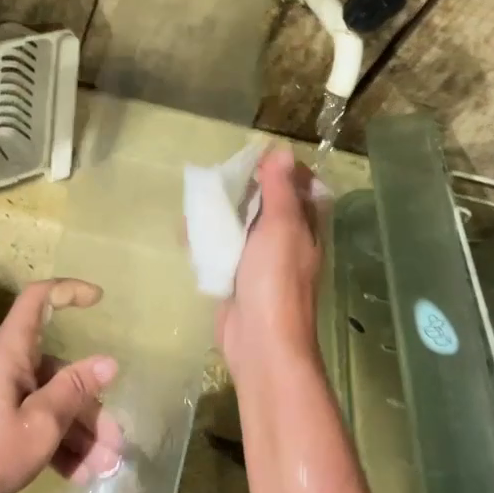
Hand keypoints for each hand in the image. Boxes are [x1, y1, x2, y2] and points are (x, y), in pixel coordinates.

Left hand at [0, 279, 124, 492]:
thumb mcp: (42, 423)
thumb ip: (74, 390)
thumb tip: (108, 362)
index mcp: (10, 353)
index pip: (37, 301)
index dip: (68, 292)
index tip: (99, 301)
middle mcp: (7, 367)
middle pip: (58, 370)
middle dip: (90, 404)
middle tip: (117, 443)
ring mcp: (4, 396)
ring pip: (53, 402)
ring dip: (81, 433)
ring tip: (106, 468)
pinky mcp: (0, 422)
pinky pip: (38, 422)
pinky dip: (60, 444)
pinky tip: (82, 476)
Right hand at [218, 147, 328, 381]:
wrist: (260, 341)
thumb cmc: (275, 281)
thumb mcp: (281, 226)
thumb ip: (279, 190)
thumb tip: (279, 151)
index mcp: (305, 227)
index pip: (300, 187)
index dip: (279, 170)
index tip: (250, 159)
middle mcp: (286, 242)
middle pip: (267, 204)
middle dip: (243, 189)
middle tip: (216, 179)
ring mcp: (260, 262)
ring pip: (241, 227)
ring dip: (219, 214)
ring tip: (197, 204)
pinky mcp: (237, 279)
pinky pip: (222, 251)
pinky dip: (206, 241)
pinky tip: (187, 234)